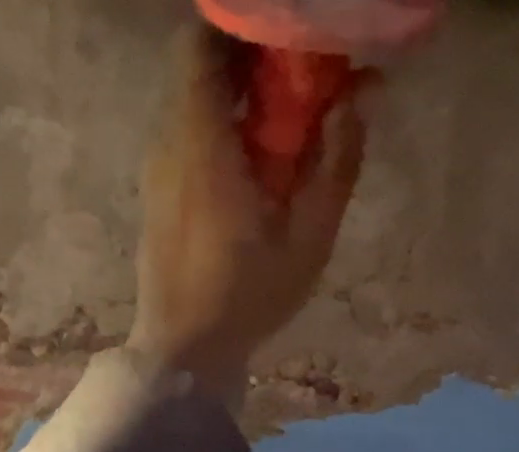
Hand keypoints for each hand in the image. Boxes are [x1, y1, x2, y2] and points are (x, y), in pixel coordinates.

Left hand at [129, 26, 370, 408]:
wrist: (182, 352)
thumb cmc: (247, 298)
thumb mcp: (309, 238)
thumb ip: (338, 161)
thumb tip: (361, 94)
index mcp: (201, 146)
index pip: (199, 45)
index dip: (241, 25)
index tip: (288, 32)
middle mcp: (168, 146)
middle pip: (198, 67)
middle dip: (250, 55)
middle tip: (303, 71)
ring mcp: (157, 171)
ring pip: (191, 101)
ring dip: (238, 92)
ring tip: (289, 111)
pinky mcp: (157, 194)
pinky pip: (186, 133)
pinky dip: (221, 124)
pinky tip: (258, 155)